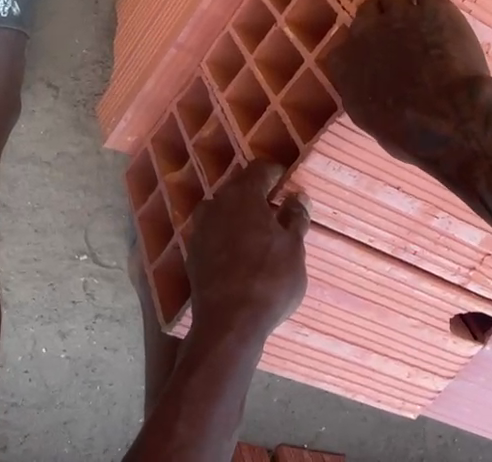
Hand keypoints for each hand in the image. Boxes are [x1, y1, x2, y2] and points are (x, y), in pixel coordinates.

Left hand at [185, 162, 308, 344]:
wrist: (228, 321)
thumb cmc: (269, 280)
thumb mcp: (293, 249)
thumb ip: (295, 218)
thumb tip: (298, 196)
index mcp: (243, 195)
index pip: (260, 169)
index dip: (276, 172)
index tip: (287, 181)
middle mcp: (217, 203)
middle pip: (239, 187)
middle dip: (258, 193)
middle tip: (277, 206)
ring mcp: (201, 227)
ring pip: (223, 210)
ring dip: (240, 214)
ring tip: (260, 231)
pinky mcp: (193, 251)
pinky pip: (214, 232)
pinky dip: (228, 235)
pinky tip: (240, 252)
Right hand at [322, 0, 491, 171]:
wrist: (447, 119)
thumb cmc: (410, 134)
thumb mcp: (370, 120)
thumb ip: (362, 95)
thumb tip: (367, 89)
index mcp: (344, 64)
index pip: (344, 44)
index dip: (362, 47)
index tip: (374, 55)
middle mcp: (364, 34)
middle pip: (366, 12)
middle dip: (381, 18)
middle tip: (400, 29)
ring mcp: (396, 16)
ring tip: (417, 4)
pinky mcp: (431, 5)